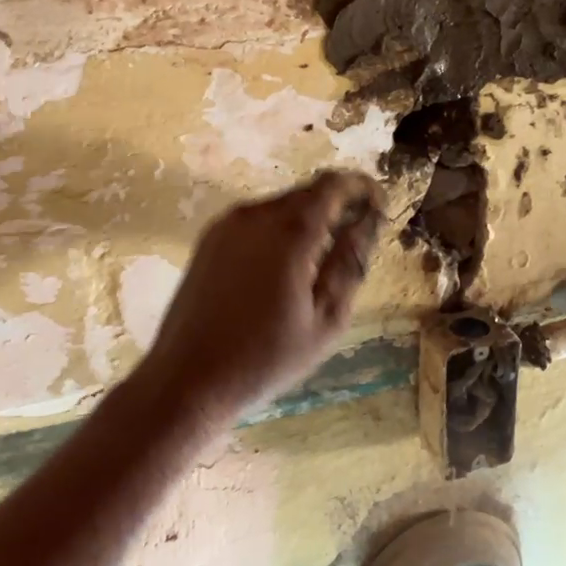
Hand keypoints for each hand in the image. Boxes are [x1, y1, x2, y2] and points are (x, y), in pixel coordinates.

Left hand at [139, 171, 385, 424]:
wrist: (186, 380)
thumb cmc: (265, 358)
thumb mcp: (325, 319)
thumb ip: (349, 263)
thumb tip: (367, 224)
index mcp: (289, 231)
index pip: (334, 185)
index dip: (362, 188)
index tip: (379, 205)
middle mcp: (255, 215)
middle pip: (307, 192)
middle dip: (337, 205)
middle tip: (356, 238)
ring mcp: (227, 225)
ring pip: (281, 205)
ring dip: (308, 219)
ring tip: (322, 259)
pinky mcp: (209, 239)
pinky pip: (256, 221)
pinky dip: (279, 230)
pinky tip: (284, 268)